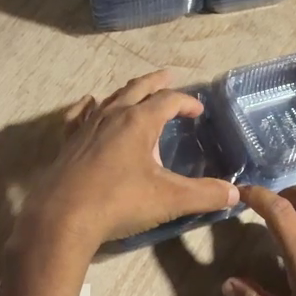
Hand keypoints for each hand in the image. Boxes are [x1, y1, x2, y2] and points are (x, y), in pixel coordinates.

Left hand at [11, 71, 239, 267]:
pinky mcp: (68, 144)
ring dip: (127, 92)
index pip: (168, 100)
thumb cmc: (118, 202)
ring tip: (137, 92)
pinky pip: (79, 116)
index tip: (198, 110)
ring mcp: (86, 128)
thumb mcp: (169, 199)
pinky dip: (89, 106)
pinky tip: (89, 104)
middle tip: (170, 76)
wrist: (61, 219)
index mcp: (139, 122)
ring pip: (110, 99)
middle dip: (157, 82)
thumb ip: (204, 195)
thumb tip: (234, 194)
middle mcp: (112, 116)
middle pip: (138, 88)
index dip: (186, 102)